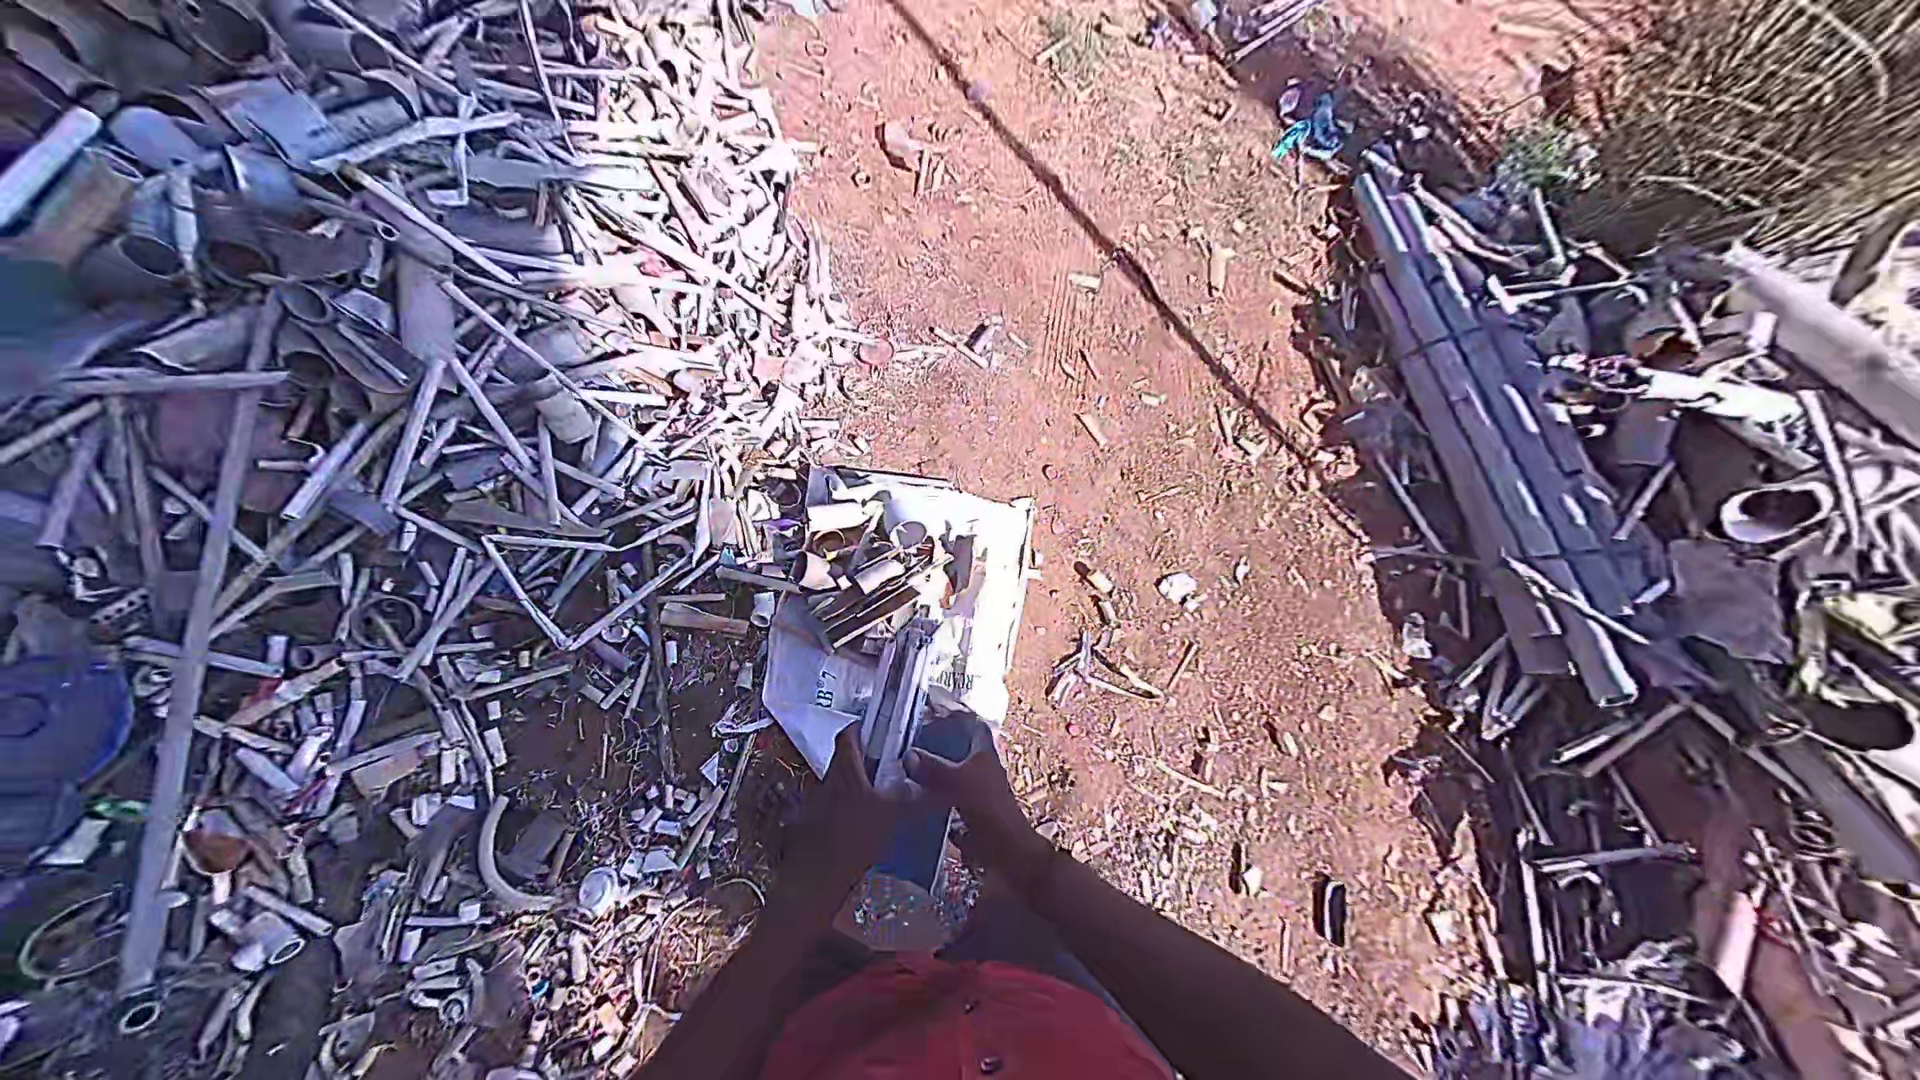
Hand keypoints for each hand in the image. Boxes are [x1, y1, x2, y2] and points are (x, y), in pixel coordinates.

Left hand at [776, 723, 899, 920]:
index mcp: (845, 769)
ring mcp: (821, 803)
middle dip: (867, 755)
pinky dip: (856, 806)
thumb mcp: (892, 816)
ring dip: (862, 781)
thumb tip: (945, 790)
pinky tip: (873, 819)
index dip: (862, 726)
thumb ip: (917, 801)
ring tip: (888, 788)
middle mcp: (830, 780)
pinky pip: (841, 805)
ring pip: (844, 782)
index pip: (848, 735)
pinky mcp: (820, 825)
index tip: (881, 725)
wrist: (816, 879)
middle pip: (846, 758)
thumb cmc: (852, 838)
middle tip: (893, 758)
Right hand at [904, 712, 1052, 885]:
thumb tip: (908, 754)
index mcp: (984, 754)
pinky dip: (932, 797)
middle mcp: (982, 770)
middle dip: (937, 745)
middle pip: (959, 750)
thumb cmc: (988, 809)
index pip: (972, 726)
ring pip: (952, 774)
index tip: (929, 713)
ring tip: (905, 768)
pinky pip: (947, 799)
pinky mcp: (970, 814)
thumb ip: (933, 768)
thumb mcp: (958, 783)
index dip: (955, 716)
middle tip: (909, 742)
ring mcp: (977, 792)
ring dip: (933, 772)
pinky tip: (913, 799)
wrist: (1008, 853)